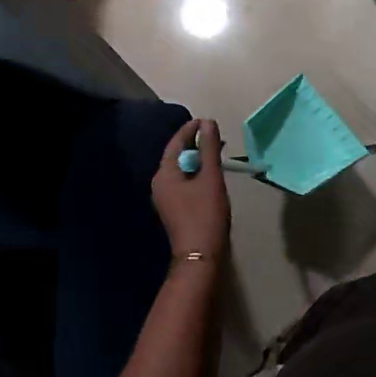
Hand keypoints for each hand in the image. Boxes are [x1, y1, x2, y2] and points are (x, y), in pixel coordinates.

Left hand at [152, 118, 230, 258]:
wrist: (200, 255)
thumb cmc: (205, 214)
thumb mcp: (211, 178)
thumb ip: (209, 149)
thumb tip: (208, 122)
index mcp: (164, 174)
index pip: (175, 143)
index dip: (190, 130)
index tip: (206, 121)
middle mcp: (159, 184)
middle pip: (176, 156)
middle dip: (195, 145)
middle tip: (215, 137)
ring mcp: (165, 198)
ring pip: (180, 171)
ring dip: (197, 160)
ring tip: (216, 154)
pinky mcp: (174, 209)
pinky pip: (183, 183)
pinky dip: (195, 175)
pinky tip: (210, 176)